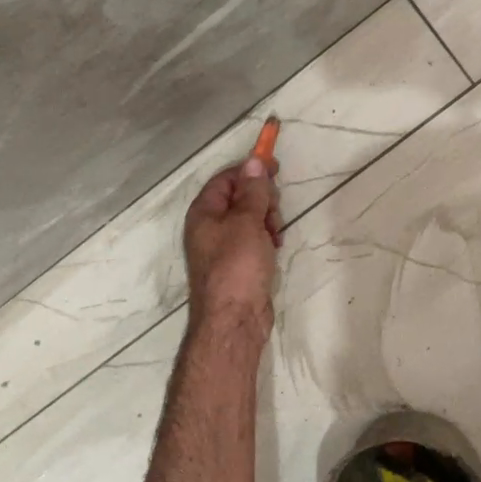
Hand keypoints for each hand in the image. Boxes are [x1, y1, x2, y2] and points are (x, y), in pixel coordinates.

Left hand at [183, 155, 282, 340]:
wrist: (234, 319)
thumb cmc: (237, 266)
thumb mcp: (247, 222)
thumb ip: (252, 191)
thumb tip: (254, 162)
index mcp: (204, 212)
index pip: (226, 178)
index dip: (250, 170)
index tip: (276, 167)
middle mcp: (210, 226)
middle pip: (239, 196)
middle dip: (262, 199)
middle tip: (273, 212)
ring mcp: (224, 246)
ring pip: (250, 218)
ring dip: (267, 219)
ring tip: (275, 235)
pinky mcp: (238, 263)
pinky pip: (254, 238)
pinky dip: (266, 238)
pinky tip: (275, 248)